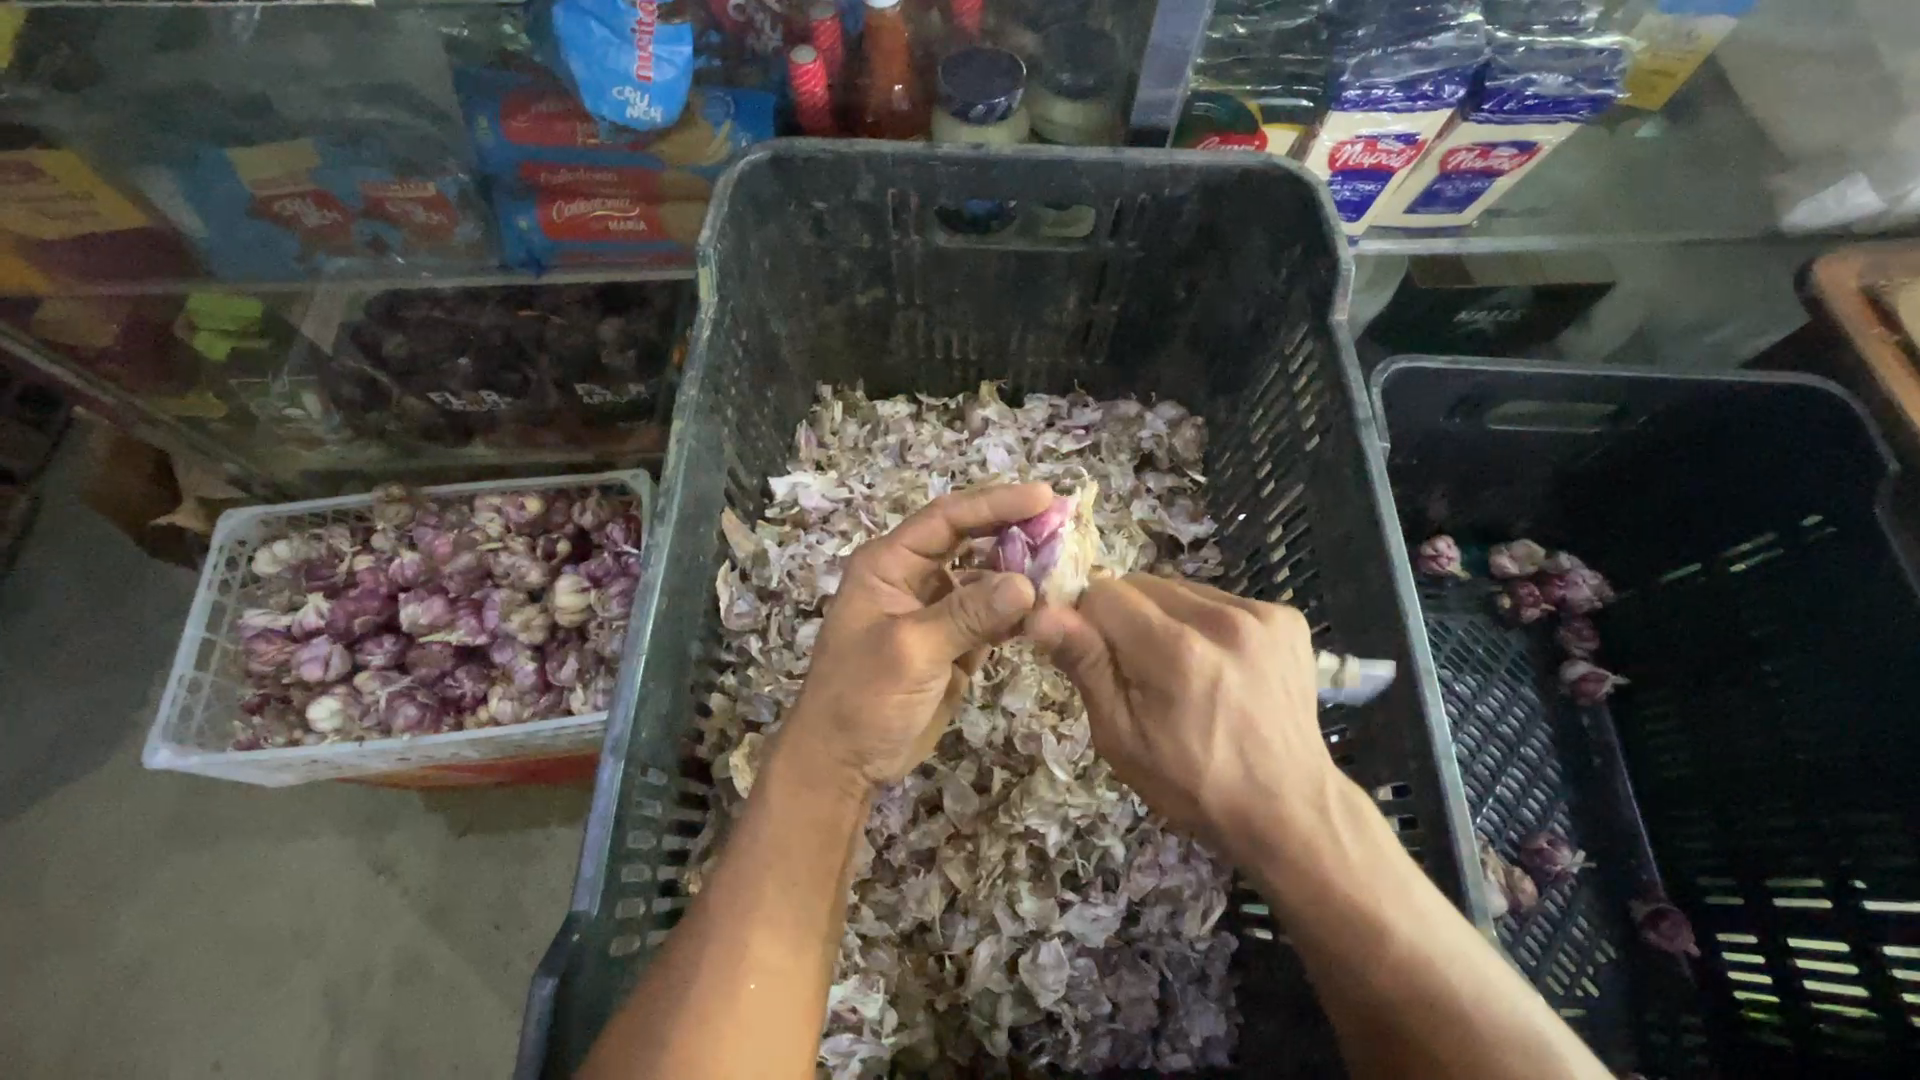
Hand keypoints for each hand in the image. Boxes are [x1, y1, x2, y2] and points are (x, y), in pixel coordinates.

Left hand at [785, 483, 1054, 791]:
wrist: (844, 763)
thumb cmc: (862, 698)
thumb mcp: (911, 650)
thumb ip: (968, 614)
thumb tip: (1027, 583)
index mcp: (889, 565)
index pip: (948, 519)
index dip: (996, 504)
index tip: (1045, 496)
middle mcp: (913, 579)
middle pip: (972, 542)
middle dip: (1016, 534)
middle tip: (1066, 528)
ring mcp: (936, 612)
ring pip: (988, 580)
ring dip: (1023, 577)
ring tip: (1068, 572)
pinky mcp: (954, 644)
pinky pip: (993, 619)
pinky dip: (1019, 616)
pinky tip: (1050, 613)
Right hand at [1027, 574, 1333, 860]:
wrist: (1288, 810)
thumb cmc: (1192, 784)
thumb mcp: (1121, 737)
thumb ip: (1085, 664)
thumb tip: (1040, 614)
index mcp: (1175, 652)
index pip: (1104, 593)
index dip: (1088, 620)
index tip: (1097, 657)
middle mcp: (1222, 620)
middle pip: (1142, 584)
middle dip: (1127, 618)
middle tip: (1138, 671)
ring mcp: (1261, 615)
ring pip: (1181, 589)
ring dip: (1167, 617)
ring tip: (1183, 670)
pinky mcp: (1287, 618)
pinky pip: (1221, 600)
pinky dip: (1206, 624)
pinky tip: (1218, 666)